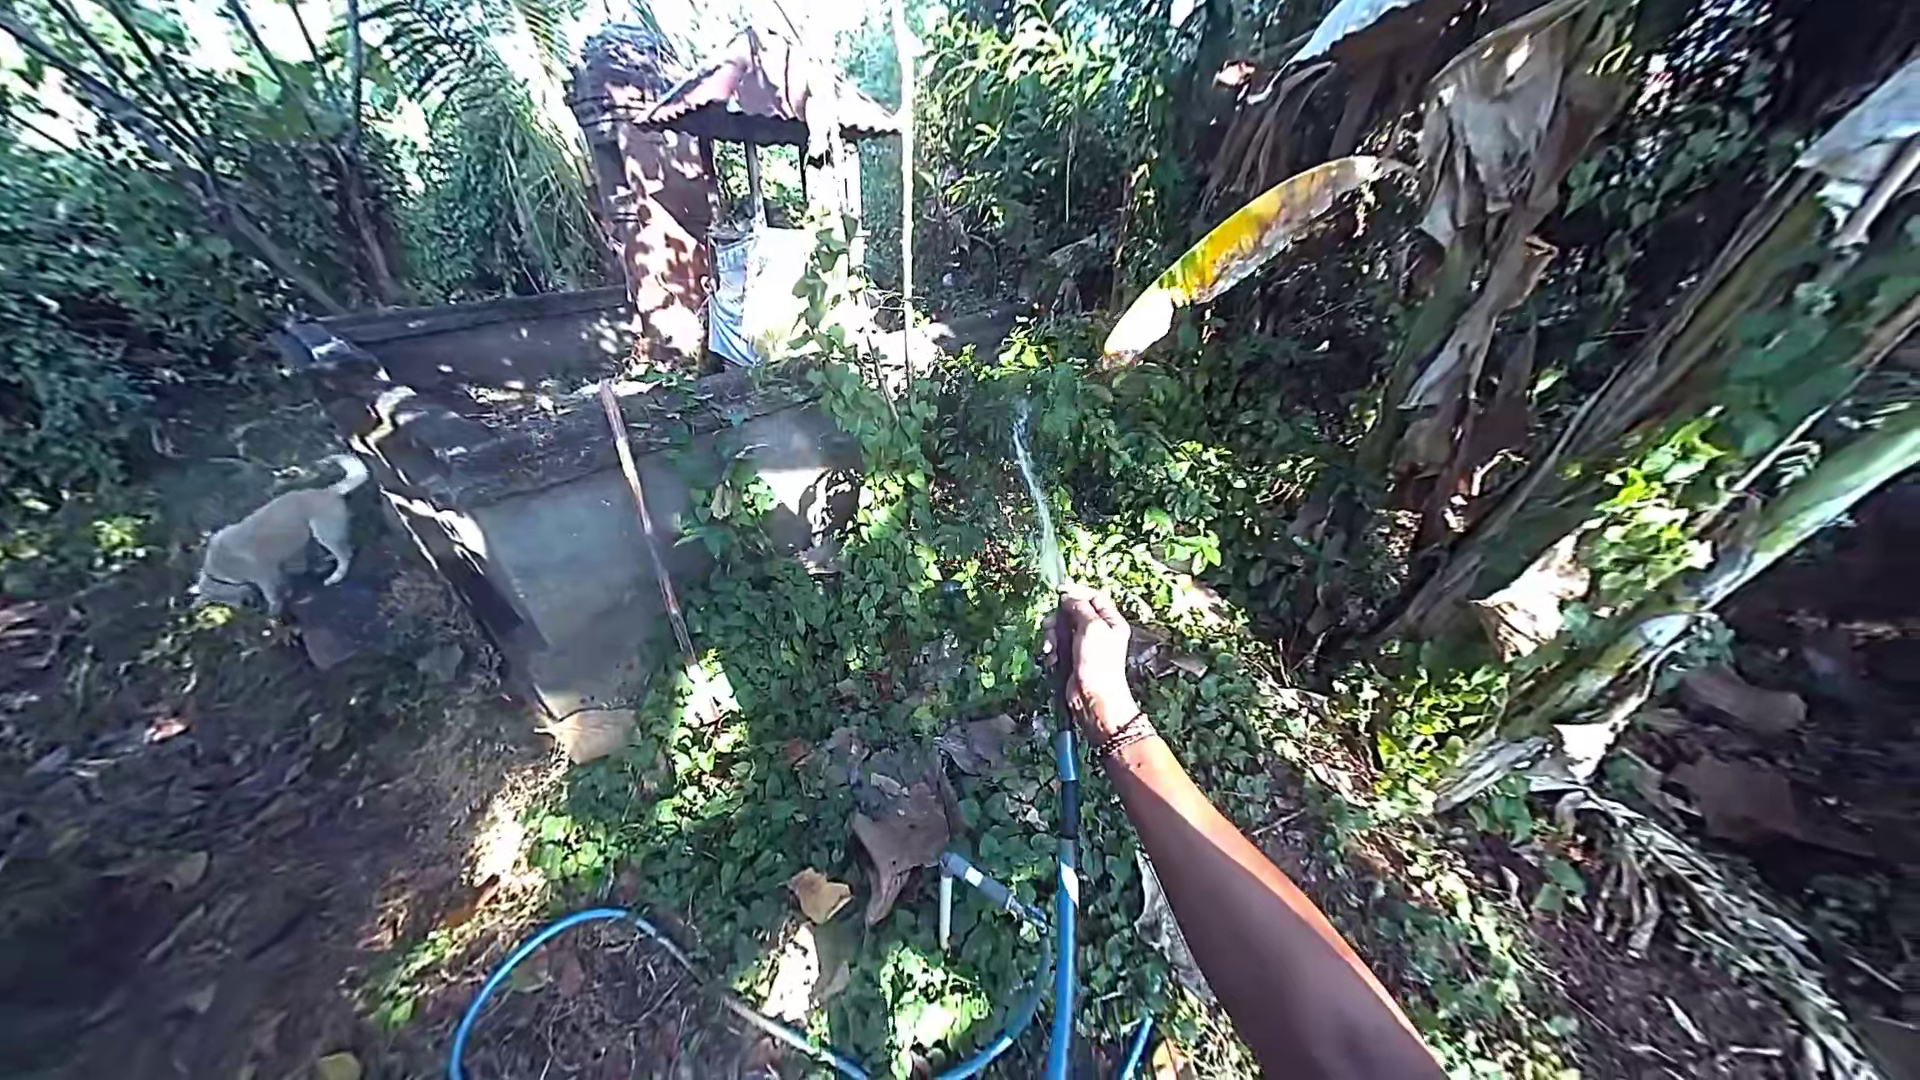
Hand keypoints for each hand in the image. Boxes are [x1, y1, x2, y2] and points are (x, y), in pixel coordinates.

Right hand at [1056, 584, 1140, 741]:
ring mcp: (1083, 645)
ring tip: (1050, 647)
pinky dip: (1051, 649)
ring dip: (1052, 635)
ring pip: (1061, 628)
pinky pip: (1056, 644)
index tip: (1058, 591)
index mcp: (1110, 621)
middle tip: (1051, 626)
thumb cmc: (1098, 662)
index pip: (1094, 596)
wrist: (1093, 698)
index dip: (1076, 591)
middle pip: (1073, 611)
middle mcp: (1098, 631)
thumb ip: (1079, 607)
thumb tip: (1066, 596)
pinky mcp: (1071, 657)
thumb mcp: (1092, 627)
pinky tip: (1051, 657)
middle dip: (1059, 617)